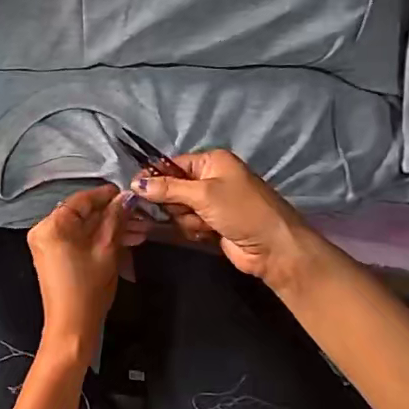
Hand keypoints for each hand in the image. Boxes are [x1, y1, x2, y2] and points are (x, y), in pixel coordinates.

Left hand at [27, 183, 138, 343]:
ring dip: (108, 229)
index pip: (82, 200)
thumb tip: (126, 197)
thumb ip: (116, 219)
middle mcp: (43, 230)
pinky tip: (123, 242)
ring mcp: (46, 244)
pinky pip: (76, 239)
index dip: (107, 196)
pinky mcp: (53, 256)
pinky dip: (96, 240)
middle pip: (82, 214)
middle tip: (140, 217)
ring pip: (82, 228)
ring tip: (138, 232)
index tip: (129, 194)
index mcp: (52, 225)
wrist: (72, 327)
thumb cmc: (88, 289)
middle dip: (112, 216)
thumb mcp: (107, 250)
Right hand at [129, 149, 315, 284]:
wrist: (273, 247)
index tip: (136, 189)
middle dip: (176, 204)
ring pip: (177, 210)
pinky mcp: (210, 223)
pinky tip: (209, 233)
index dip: (154, 178)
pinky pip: (187, 223)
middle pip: (171, 189)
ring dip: (187, 220)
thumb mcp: (204, 195)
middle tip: (190, 210)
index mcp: (211, 161)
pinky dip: (194, 229)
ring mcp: (210, 202)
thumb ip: (168, 189)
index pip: (171, 165)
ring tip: (206, 224)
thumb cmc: (242, 211)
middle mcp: (210, 178)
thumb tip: (135, 184)